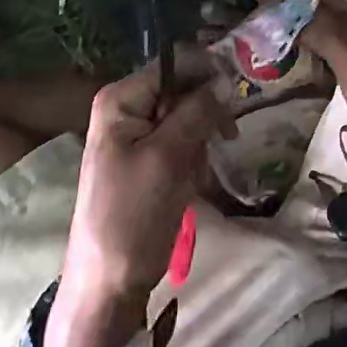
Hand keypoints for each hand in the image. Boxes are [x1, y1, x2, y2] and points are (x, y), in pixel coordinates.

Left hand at [46, 66, 233, 346]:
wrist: (108, 283)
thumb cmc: (133, 216)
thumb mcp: (168, 158)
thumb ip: (197, 112)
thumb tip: (227, 79)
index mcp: (121, 99)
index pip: (174, 63)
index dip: (207, 73)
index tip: (237, 96)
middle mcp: (126, 108)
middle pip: (182, 88)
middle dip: (205, 115)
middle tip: (225, 140)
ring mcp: (135, 134)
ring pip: (187, 117)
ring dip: (201, 142)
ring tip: (198, 174)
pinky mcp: (147, 159)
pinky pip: (181, 143)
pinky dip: (193, 160)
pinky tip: (192, 184)